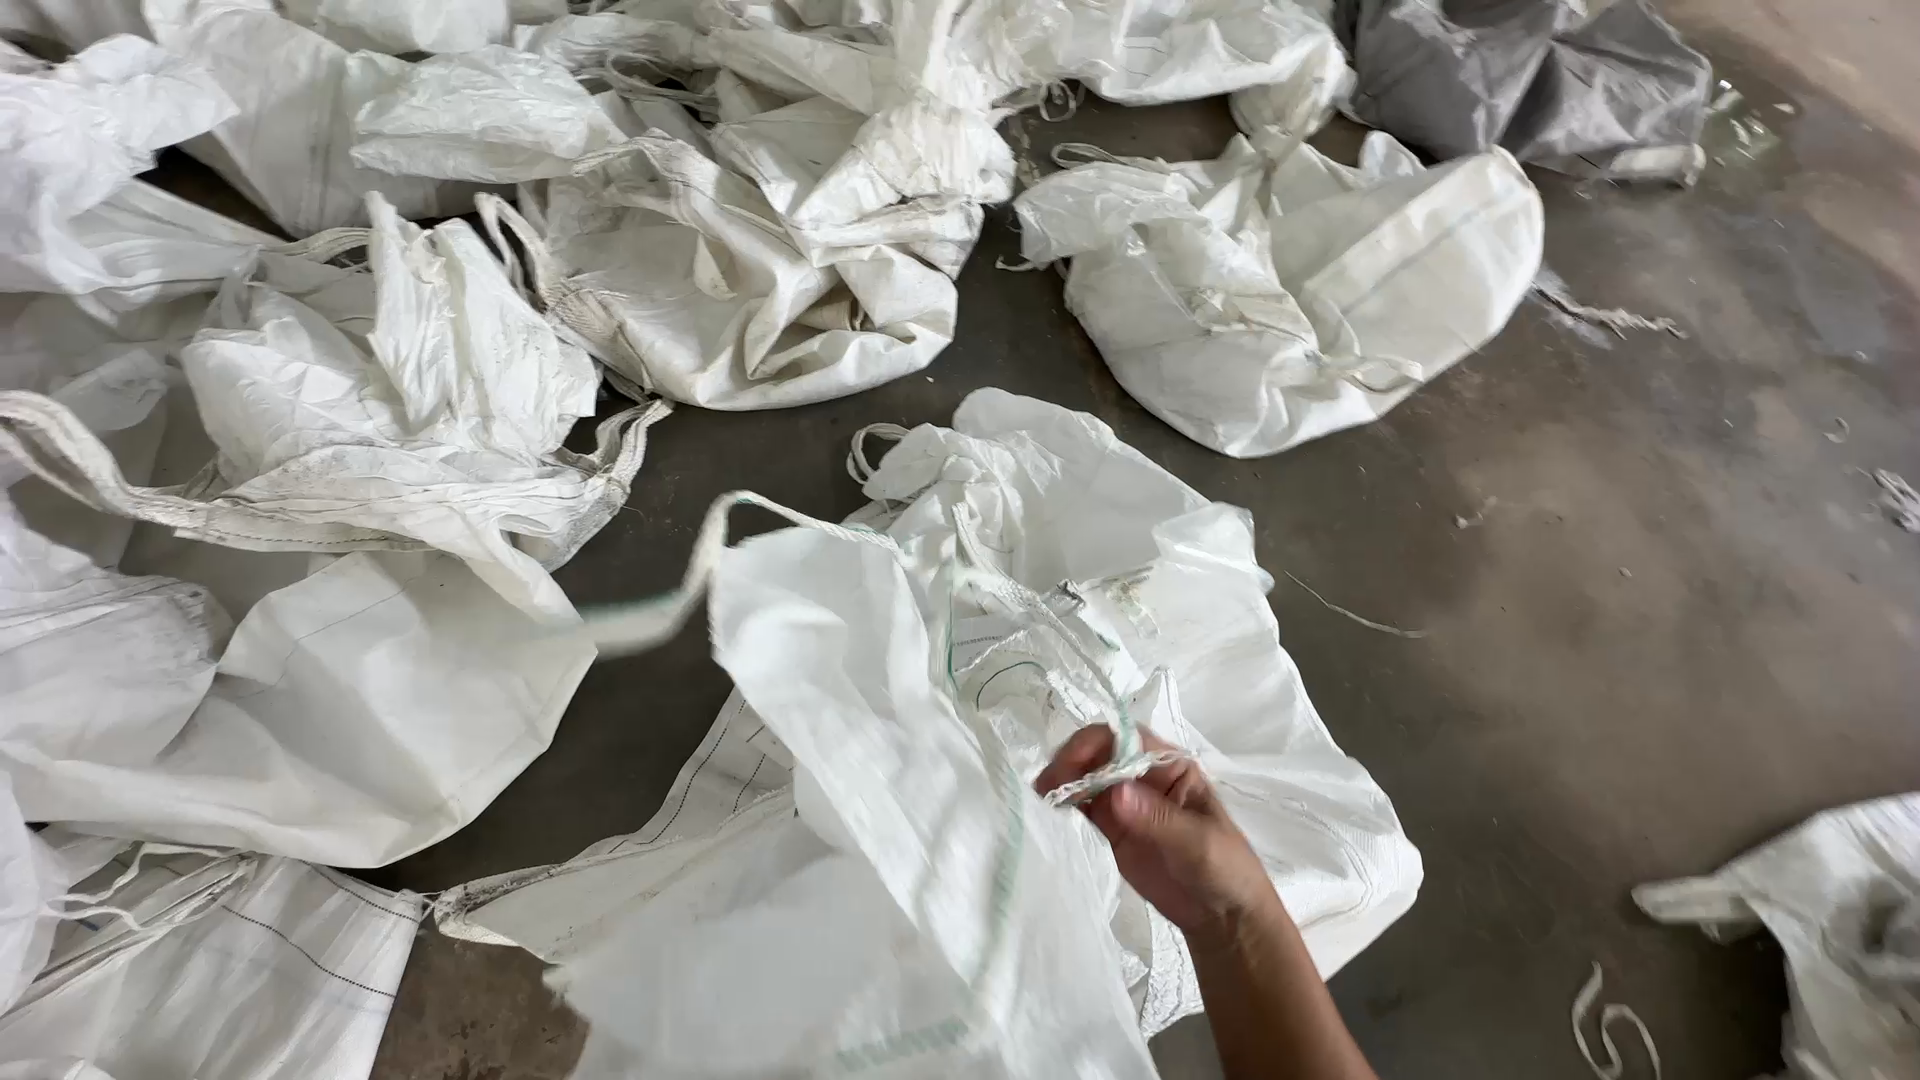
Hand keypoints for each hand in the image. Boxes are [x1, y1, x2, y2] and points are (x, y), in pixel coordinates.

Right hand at [1033, 725, 1285, 952]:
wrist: (1224, 918)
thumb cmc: (1224, 868)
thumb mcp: (1199, 842)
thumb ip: (1157, 818)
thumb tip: (1115, 792)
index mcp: (1169, 765)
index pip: (1125, 738)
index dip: (1094, 744)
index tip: (1069, 766)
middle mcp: (1142, 775)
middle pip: (1097, 754)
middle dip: (1070, 763)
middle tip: (1046, 789)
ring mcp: (1125, 801)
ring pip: (1084, 778)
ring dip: (1062, 784)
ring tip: (1041, 802)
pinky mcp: (1111, 827)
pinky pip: (1082, 808)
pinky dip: (1064, 807)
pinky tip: (1050, 816)